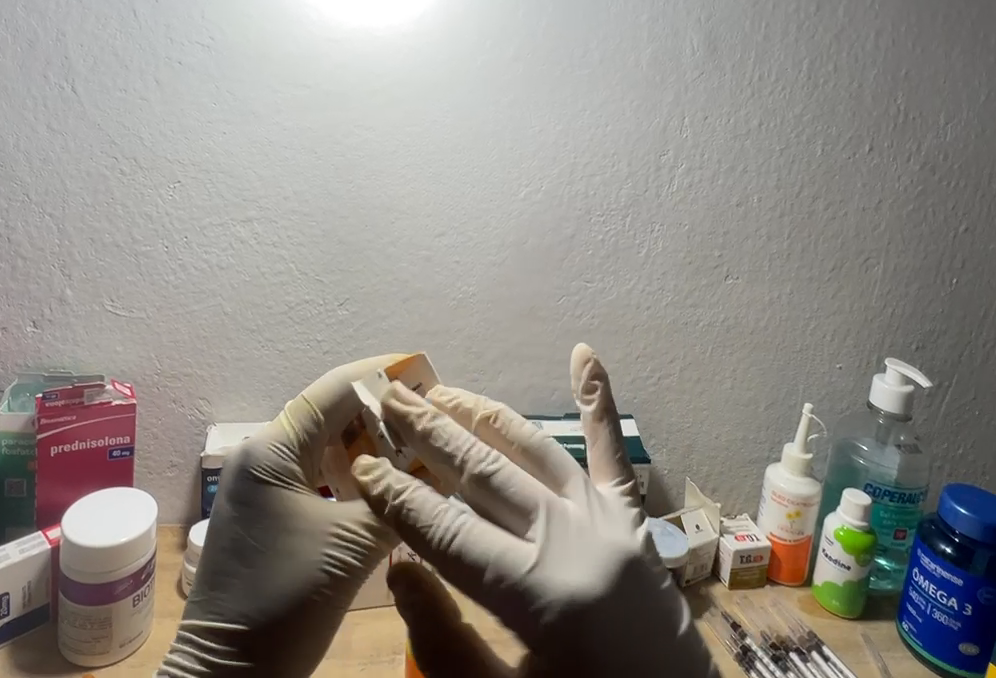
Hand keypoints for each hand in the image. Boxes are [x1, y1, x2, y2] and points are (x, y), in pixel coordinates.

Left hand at [158, 354, 404, 677]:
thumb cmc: (284, 604)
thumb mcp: (351, 547)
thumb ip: (397, 499)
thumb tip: (438, 468)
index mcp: (273, 449)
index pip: (335, 389)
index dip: (382, 374)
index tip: (425, 370)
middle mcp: (262, 455)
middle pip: (331, 414)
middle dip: (382, 414)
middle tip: (431, 417)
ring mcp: (261, 485)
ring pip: (325, 446)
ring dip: (369, 446)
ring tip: (417, 448)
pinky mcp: (267, 513)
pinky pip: (316, 476)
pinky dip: (352, 475)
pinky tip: (386, 486)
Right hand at [351, 344, 717, 676]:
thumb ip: (445, 641)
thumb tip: (399, 567)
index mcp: (536, 594)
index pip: (447, 530)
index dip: (398, 496)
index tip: (364, 464)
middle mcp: (570, 540)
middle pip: (483, 472)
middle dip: (429, 433)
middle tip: (390, 398)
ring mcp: (606, 519)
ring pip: (532, 448)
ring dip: (482, 414)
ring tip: (442, 391)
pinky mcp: (631, 516)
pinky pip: (612, 450)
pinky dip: (598, 399)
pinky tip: (585, 354)